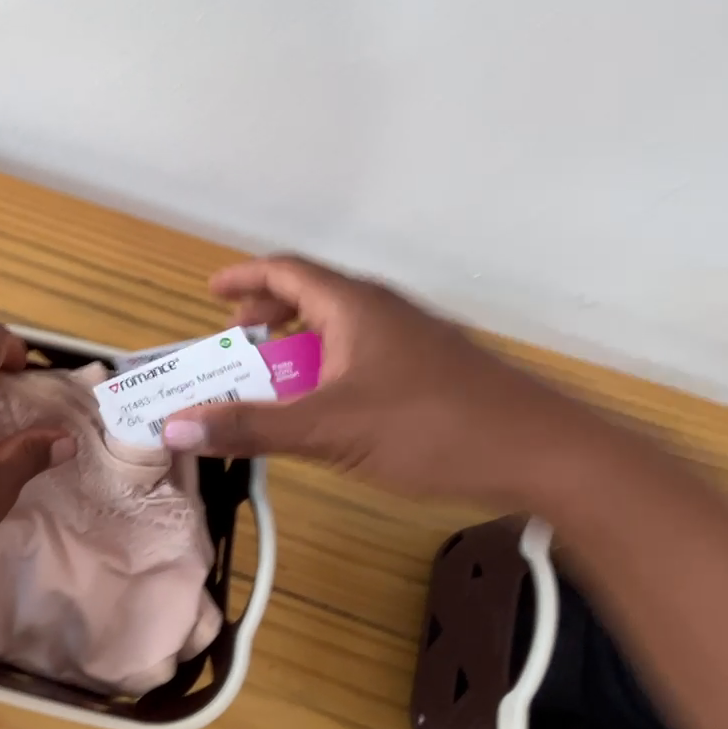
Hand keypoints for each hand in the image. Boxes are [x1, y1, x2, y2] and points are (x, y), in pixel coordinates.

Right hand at [161, 255, 617, 505]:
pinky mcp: (432, 372)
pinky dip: (326, 366)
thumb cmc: (432, 427)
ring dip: (296, 344)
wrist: (552, 456)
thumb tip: (174, 426)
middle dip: (267, 313)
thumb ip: (249, 428)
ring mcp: (413, 341)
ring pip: (339, 327)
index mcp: (356, 308)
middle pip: (313, 295)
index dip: (244, 277)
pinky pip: (361, 353)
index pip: (288, 272)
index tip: (211, 292)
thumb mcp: (327, 429)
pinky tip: (326, 405)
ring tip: (273, 376)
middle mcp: (385, 313)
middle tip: (236, 337)